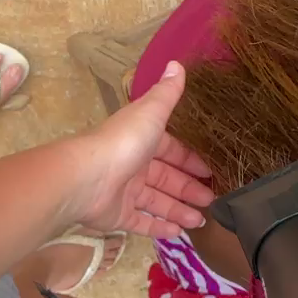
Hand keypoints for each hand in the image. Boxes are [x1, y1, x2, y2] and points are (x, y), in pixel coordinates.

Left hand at [68, 61, 216, 237]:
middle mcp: (132, 167)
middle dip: (188, 189)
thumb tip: (177, 62)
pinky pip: (141, 223)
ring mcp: (123, 193)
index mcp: (141, 141)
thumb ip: (166, 93)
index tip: (210, 172)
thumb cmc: (121, 142)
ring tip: (202, 220)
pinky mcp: (116, 216)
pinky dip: (158, 228)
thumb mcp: (150, 112)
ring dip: (178, 211)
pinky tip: (178, 234)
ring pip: (156, 203)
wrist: (84, 177)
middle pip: (165, 179)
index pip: (170, 151)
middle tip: (213, 201)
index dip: (189, 161)